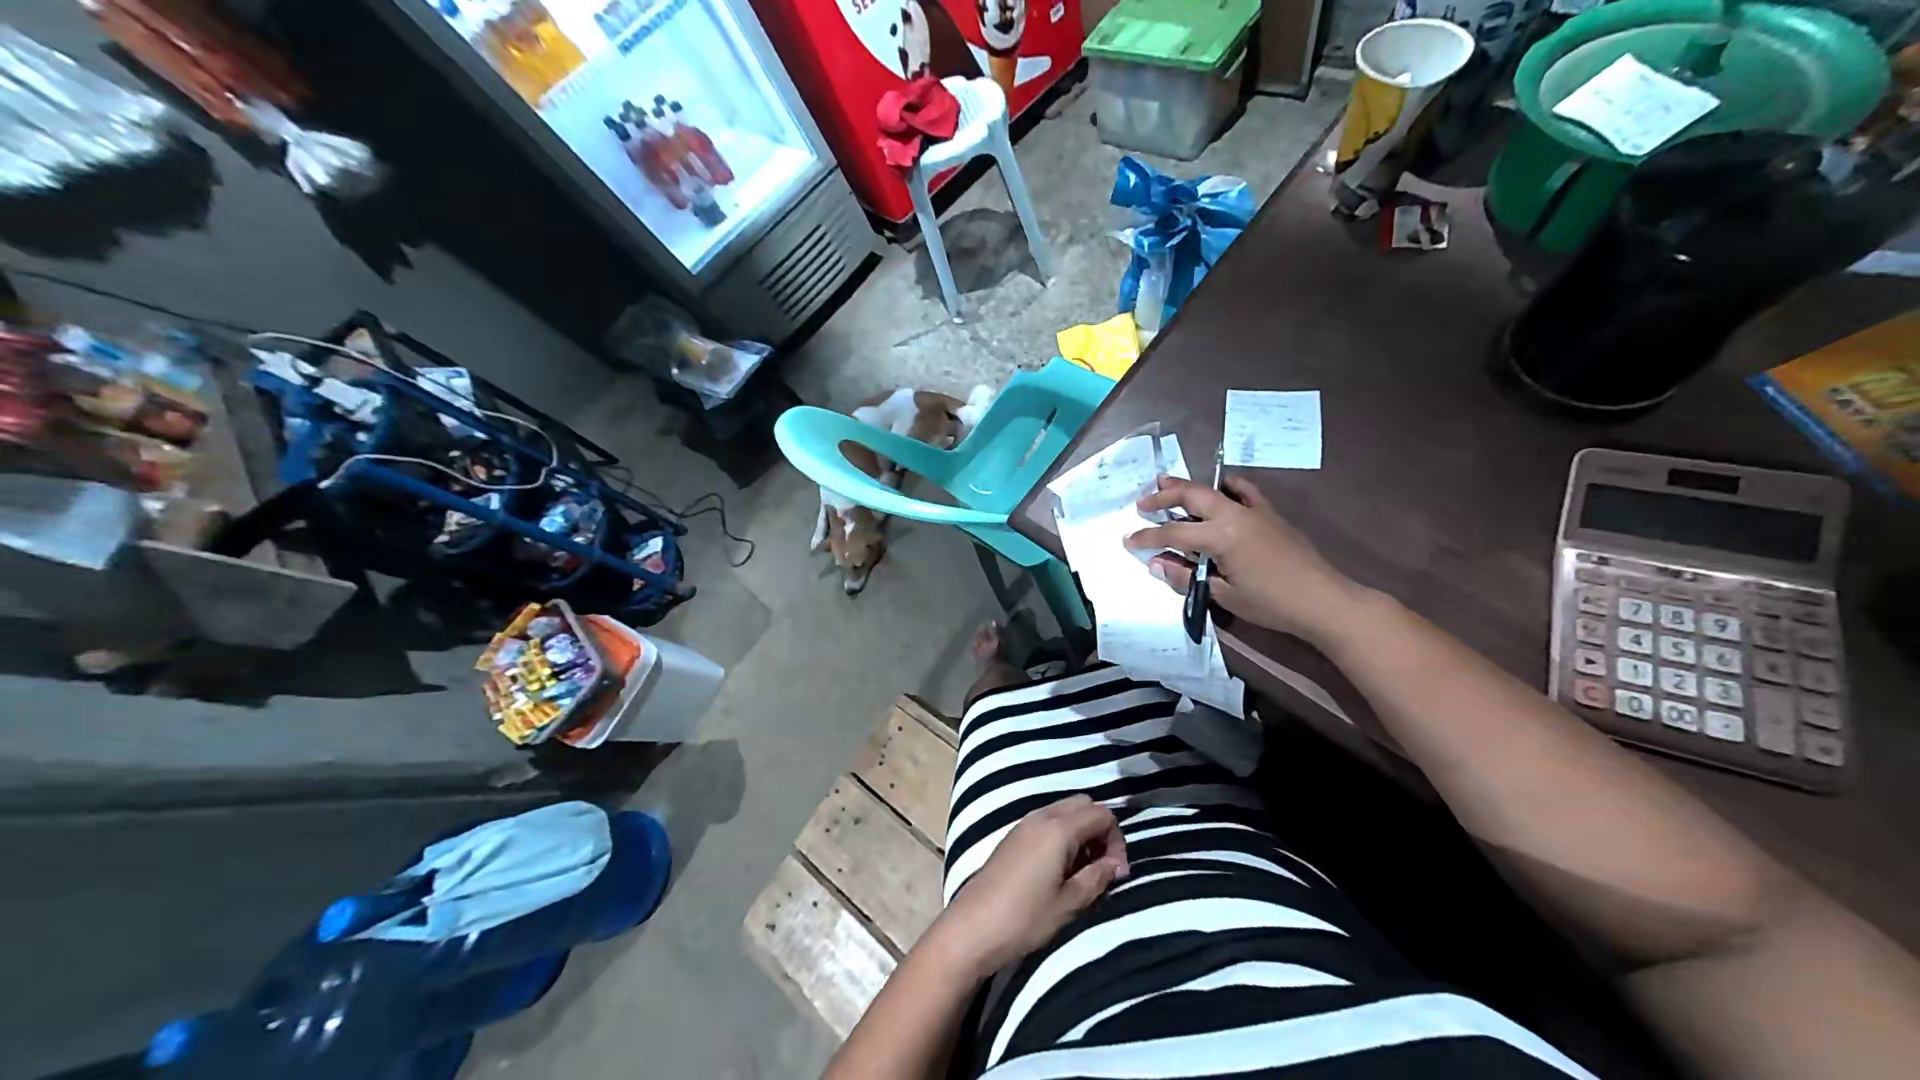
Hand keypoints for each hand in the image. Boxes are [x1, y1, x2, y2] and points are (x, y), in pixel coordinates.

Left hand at [927, 796, 1127, 981]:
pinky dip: (1062, 834)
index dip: (1117, 839)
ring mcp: (1024, 823)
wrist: (972, 927)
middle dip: (1101, 829)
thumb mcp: (1069, 903)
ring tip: (1083, 870)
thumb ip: (1097, 877)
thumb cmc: (1024, 918)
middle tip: (1103, 866)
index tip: (1117, 873)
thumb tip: (1116, 864)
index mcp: (1058, 828)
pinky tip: (1060, 868)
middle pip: (1083, 804)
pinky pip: (1047, 821)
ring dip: (1081, 831)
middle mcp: (1041, 816)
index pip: (1102, 813)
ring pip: (1064, 810)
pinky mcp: (1013, 836)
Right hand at [1124, 474, 1367, 643]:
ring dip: (1188, 486)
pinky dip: (1229, 486)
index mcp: (1221, 536)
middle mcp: (1234, 515)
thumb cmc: (1271, 603)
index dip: (1147, 537)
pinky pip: (1246, 491)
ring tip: (1166, 482)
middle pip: (1191, 496)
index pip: (1173, 532)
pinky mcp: (1270, 514)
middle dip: (1162, 497)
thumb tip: (1157, 564)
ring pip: (1214, 489)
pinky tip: (1221, 487)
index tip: (1128, 541)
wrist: (1323, 600)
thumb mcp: (1224, 595)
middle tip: (1142, 503)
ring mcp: (1254, 511)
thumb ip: (1187, 577)